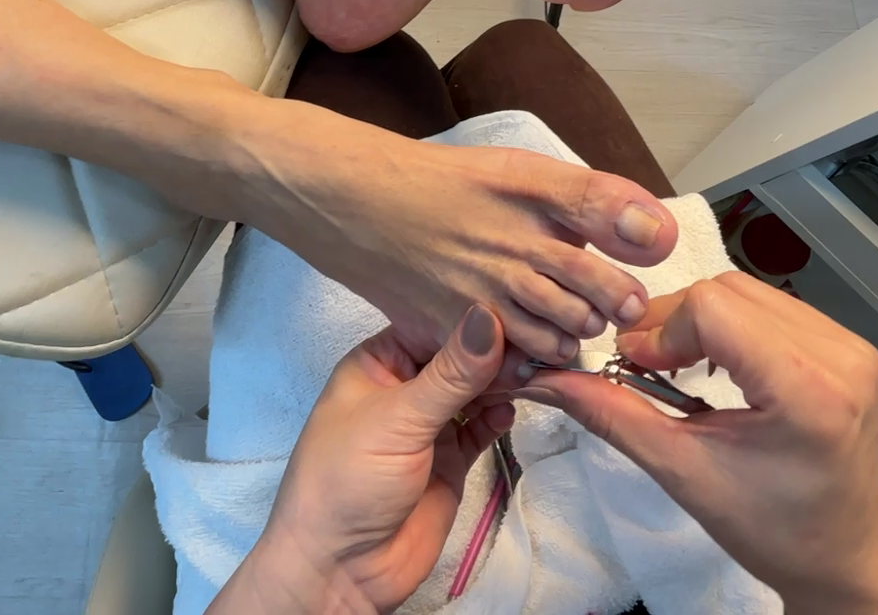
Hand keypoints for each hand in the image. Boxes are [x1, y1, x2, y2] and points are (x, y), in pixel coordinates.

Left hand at [212, 306, 514, 613]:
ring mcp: (427, 424)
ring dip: (501, 383)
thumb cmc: (349, 477)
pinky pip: (479, 427)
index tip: (515, 306)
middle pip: (456, 357)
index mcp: (377, 362)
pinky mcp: (449, 459)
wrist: (340, 570)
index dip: (469, 317)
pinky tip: (512, 411)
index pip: (429, 325)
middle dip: (492, 352)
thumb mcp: (398, 418)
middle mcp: (404, 386)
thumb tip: (488, 316)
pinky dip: (497, 418)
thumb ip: (450, 373)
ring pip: (473, 391)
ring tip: (534, 374)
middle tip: (537, 345)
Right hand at [243, 105, 673, 364]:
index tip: (633, 272)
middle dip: (608, 311)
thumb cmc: (432, 178)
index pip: (619, 247)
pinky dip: (521, 362)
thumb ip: (586, 195)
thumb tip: (657, 233)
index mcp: (537, 201)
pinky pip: (508, 364)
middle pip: (595, 305)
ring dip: (567, 338)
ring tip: (555, 323)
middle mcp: (517, 251)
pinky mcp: (450, 326)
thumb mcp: (513, 168)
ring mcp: (483, 294)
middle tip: (597, 306)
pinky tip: (513, 343)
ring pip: (558, 340)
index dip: (636, 266)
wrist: (351, 196)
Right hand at [513, 272, 877, 614]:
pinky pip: (764, 302)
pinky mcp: (845, 343)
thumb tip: (543, 379)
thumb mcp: (682, 473)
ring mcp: (848, 344)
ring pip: (740, 289)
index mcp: (808, 391)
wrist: (850, 558)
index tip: (636, 366)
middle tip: (646, 365)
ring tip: (678, 362)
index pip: (712, 309)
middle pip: (722, 291)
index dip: (661, 330)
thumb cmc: (772, 528)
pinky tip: (716, 359)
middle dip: (671, 321)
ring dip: (695, 317)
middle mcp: (838, 355)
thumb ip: (611, 414)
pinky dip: (725, 320)